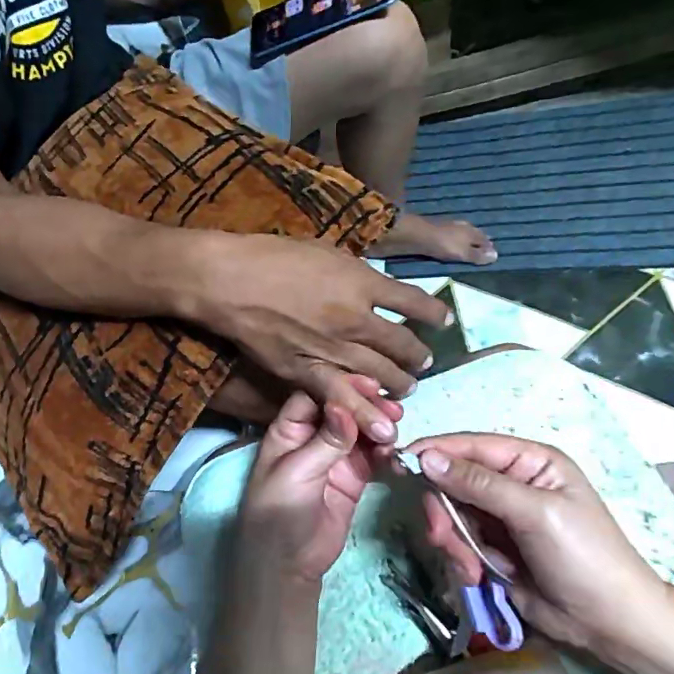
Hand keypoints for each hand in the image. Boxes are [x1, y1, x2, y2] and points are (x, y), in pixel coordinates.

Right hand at [201, 234, 450, 443]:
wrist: (232, 281)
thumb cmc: (274, 256)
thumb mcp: (325, 251)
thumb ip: (354, 273)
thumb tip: (373, 285)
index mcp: (363, 283)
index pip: (414, 302)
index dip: (434, 313)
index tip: (441, 319)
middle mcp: (357, 318)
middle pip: (402, 344)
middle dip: (418, 355)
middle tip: (422, 361)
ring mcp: (334, 349)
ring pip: (381, 374)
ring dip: (401, 382)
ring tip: (407, 388)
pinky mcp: (307, 372)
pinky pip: (344, 396)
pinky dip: (367, 412)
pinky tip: (385, 423)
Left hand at [239, 393, 383, 583]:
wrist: (288, 563)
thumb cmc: (279, 512)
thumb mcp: (298, 472)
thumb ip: (325, 441)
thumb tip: (346, 407)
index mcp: (289, 429)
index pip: (316, 396)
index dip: (340, 388)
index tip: (369, 385)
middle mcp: (312, 437)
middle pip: (342, 410)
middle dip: (366, 406)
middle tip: (392, 407)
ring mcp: (335, 456)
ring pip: (361, 431)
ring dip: (379, 426)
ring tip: (397, 425)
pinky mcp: (353, 477)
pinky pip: (372, 456)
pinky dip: (384, 450)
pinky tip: (394, 449)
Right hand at [405, 434, 670, 653]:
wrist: (609, 623)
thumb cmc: (584, 556)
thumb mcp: (534, 513)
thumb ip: (479, 484)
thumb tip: (428, 457)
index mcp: (530, 461)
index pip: (471, 446)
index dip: (435, 452)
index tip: (400, 462)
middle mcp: (512, 482)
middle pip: (453, 481)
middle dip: (444, 510)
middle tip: (443, 537)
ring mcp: (500, 516)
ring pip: (452, 514)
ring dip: (453, 540)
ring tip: (470, 567)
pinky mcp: (493, 547)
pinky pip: (459, 541)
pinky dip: (461, 558)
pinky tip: (477, 576)